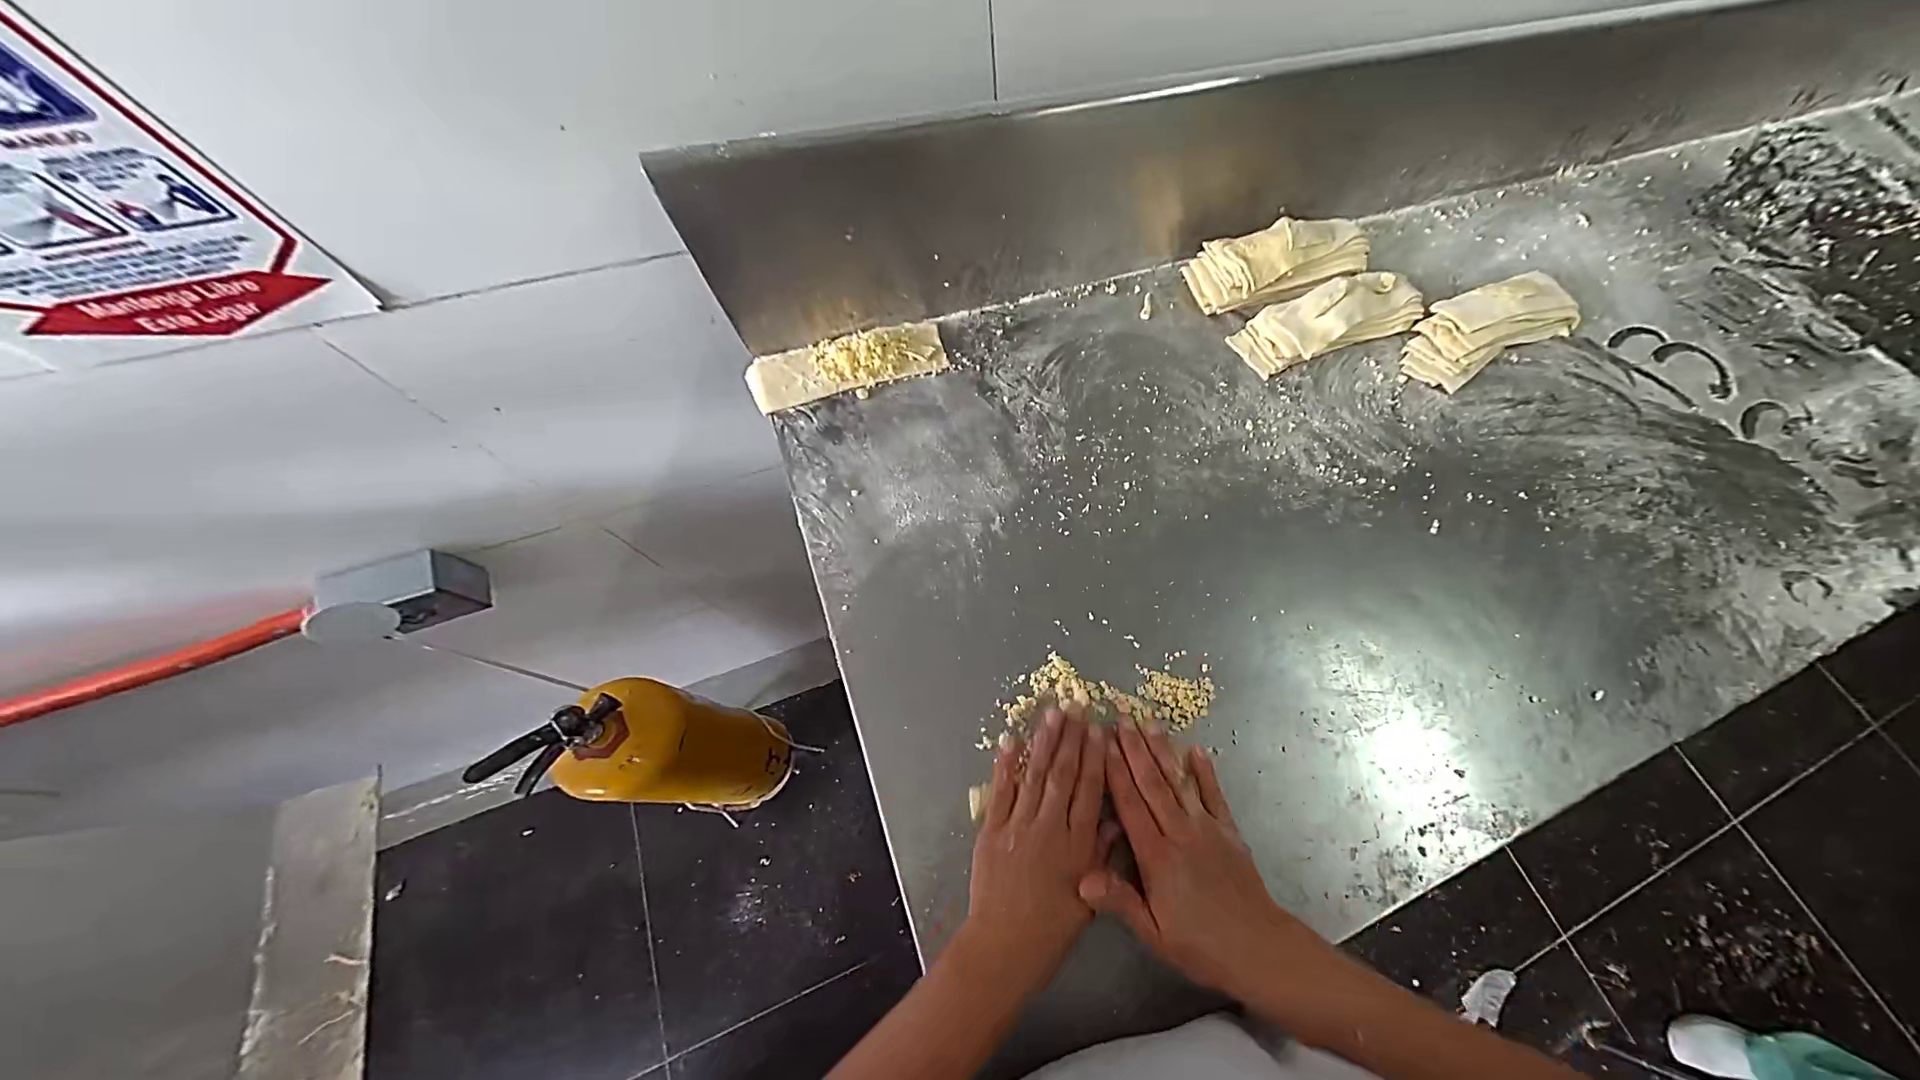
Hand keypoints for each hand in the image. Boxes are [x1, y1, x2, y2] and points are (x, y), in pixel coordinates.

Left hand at [964, 706, 1110, 973]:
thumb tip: (1116, 819)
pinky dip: (1006, 765)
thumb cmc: (1053, 927)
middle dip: (1071, 737)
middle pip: (1063, 774)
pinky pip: (1001, 791)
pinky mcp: (992, 830)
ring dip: (1044, 741)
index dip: (1095, 757)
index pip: (1090, 791)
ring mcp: (1018, 826)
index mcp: (1077, 845)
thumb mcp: (1088, 896)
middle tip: (1076, 705)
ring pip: (1035, 775)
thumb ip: (1101, 855)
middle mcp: (1049, 828)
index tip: (1100, 730)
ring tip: (1052, 712)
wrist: (1005, 946)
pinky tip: (1011, 740)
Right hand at [1079, 722, 1335, 998]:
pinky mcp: (1229, 832)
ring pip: (1178, 782)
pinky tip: (1196, 749)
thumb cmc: (1200, 946)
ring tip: (1149, 722)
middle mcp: (1179, 833)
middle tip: (1120, 719)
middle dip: (1134, 749)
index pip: (1129, 804)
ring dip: (1162, 751)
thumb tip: (1082, 879)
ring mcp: (1206, 829)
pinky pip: (1213, 795)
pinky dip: (1204, 772)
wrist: (1261, 951)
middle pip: (1152, 784)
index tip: (1101, 742)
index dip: (1114, 771)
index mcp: (1156, 856)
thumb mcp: (1154, 933)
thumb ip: (1119, 900)